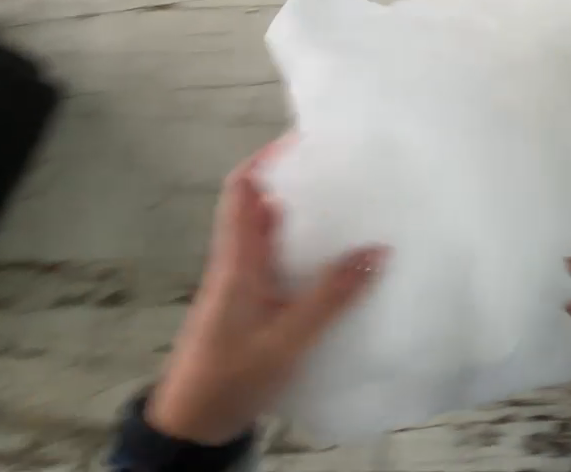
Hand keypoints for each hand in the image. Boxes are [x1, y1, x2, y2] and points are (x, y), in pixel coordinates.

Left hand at [147, 137, 387, 444]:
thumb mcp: (286, 339)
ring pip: (279, 235)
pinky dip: (313, 251)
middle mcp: (240, 262)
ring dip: (312, 218)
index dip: (267, 159)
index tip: (306, 139)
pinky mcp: (258, 305)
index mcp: (237, 258)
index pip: (242, 190)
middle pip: (267, 205)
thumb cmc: (229, 376)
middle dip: (304, 183)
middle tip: (349, 170)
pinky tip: (346, 259)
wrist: (191, 430)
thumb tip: (378, 249)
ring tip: (358, 205)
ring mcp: (248, 284)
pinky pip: (287, 263)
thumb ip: (331, 296)